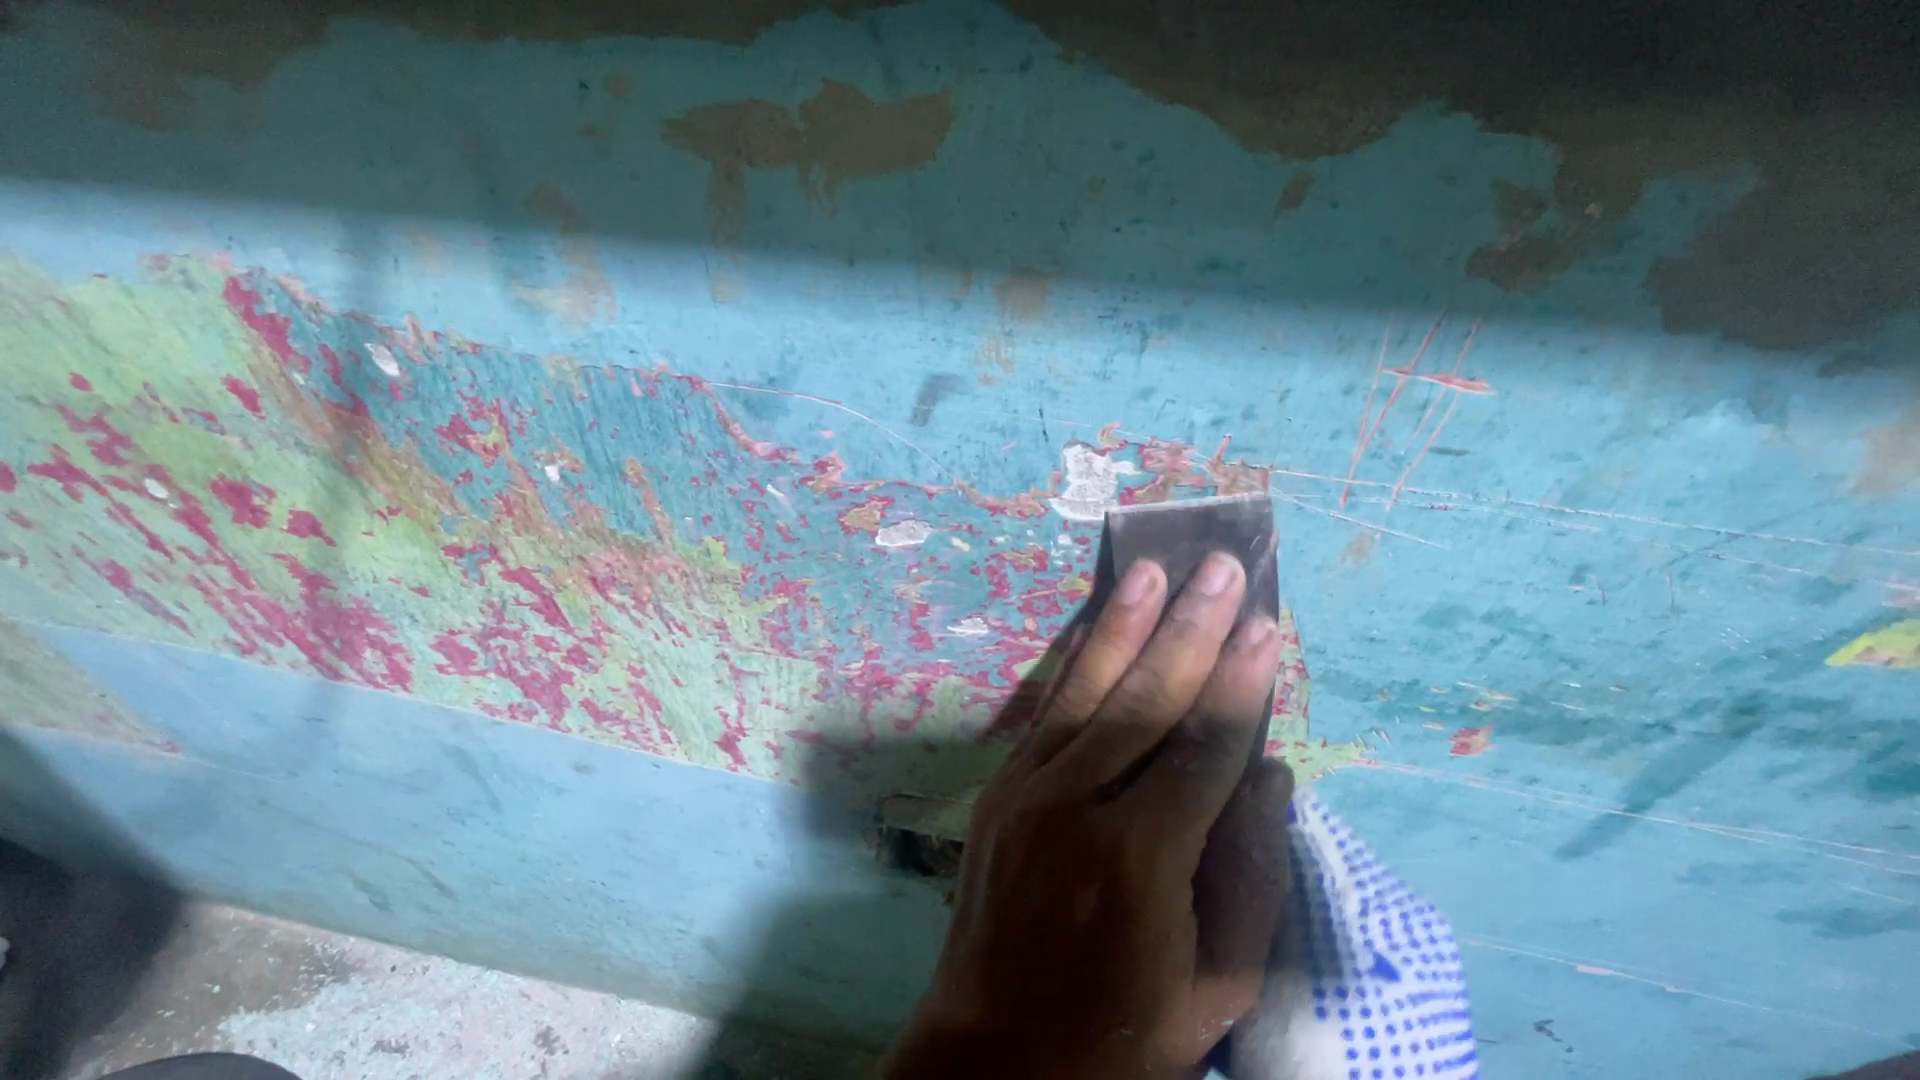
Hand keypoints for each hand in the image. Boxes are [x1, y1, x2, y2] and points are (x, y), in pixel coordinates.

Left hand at [883, 552, 1296, 1078]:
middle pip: (1146, 699)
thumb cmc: (1123, 1028)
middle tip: (1223, 568)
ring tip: (1154, 567)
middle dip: (1191, 628)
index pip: (1204, 746)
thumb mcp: (1218, 980)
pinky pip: (1044, 712)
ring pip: (1087, 690)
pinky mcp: (998, 791)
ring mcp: (1026, 793)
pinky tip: (1095, 623)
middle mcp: (1076, 807)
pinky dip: (1075, 663)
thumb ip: (1251, 873)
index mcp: (1141, 858)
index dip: (1241, 683)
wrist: (997, 1051)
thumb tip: (1267, 770)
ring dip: (1124, 623)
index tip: (1268, 626)